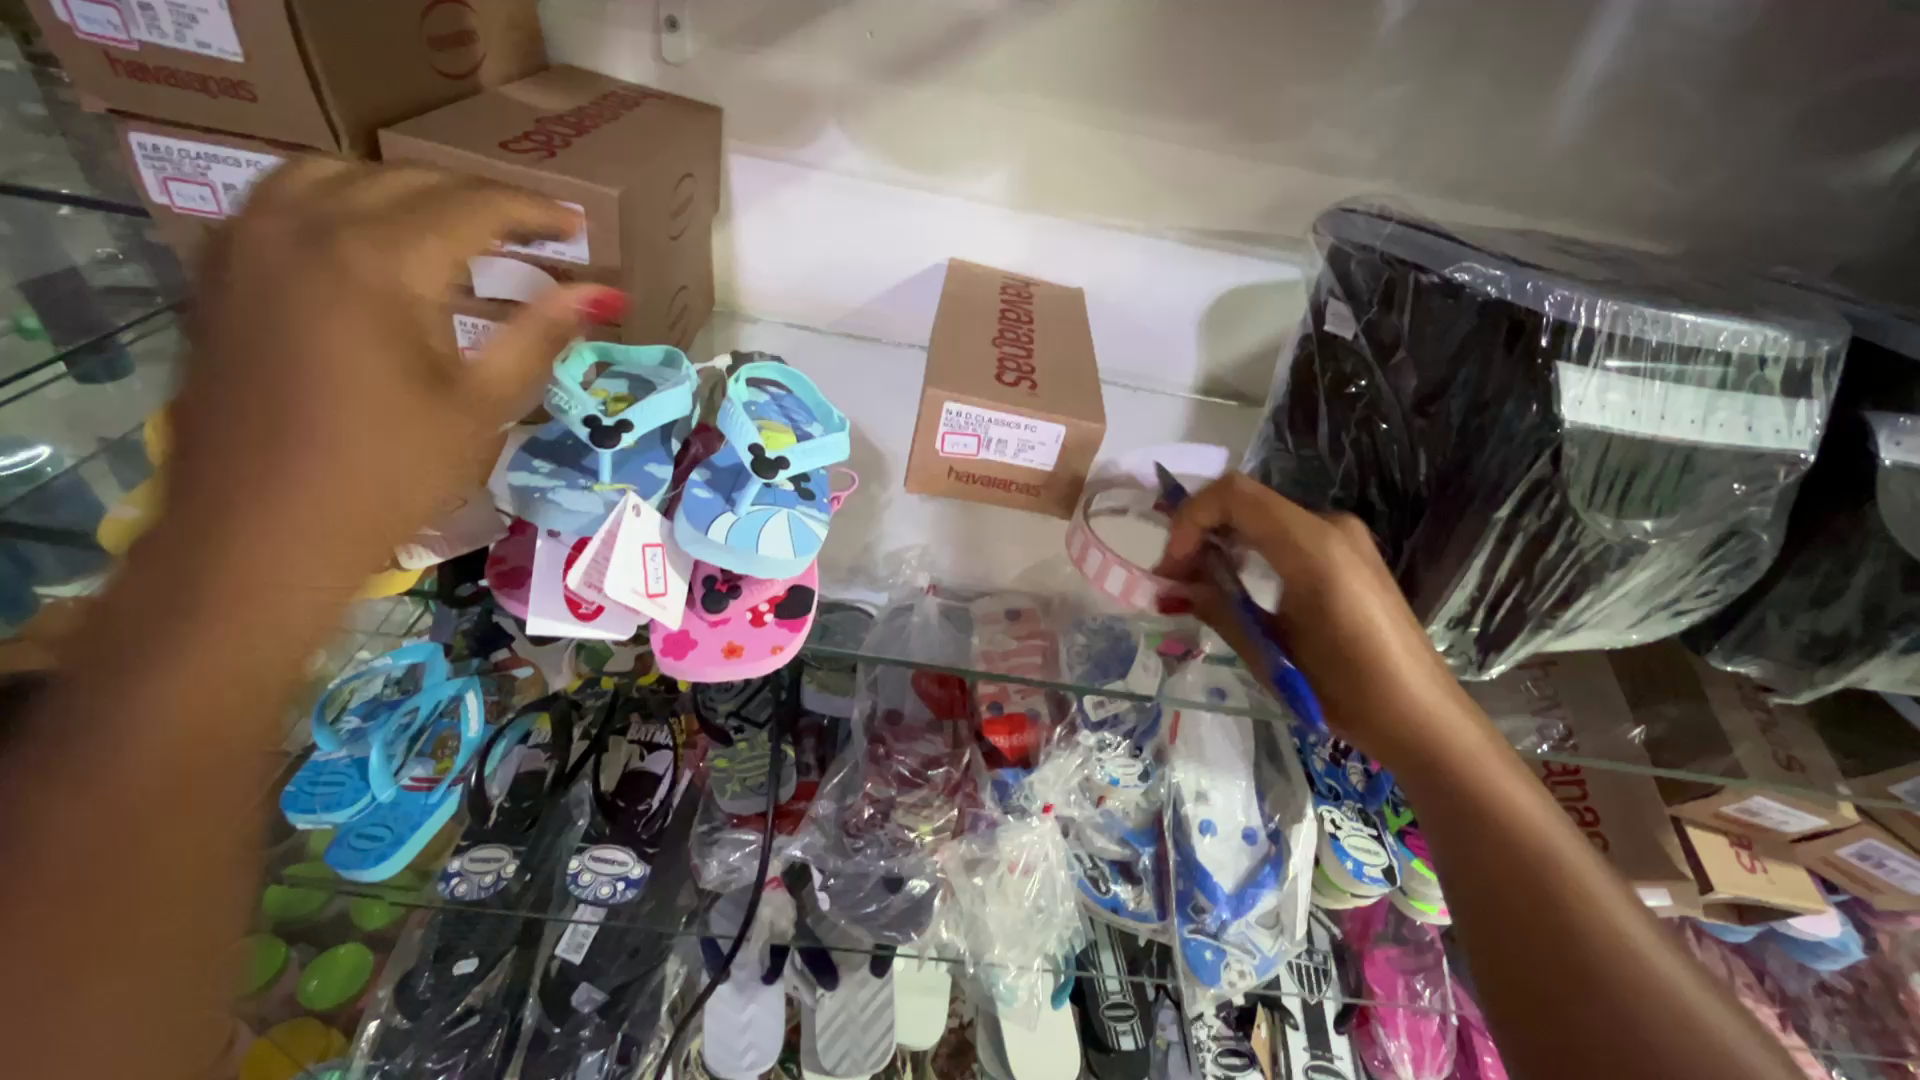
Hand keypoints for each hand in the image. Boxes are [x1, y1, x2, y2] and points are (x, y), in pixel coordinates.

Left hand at [164, 159, 625, 578]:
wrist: (266, 528)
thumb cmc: (391, 473)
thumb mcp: (482, 405)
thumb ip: (540, 334)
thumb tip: (602, 294)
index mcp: (381, 261)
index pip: (473, 206)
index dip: (533, 212)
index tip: (577, 227)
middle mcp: (309, 227)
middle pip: (411, 181)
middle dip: (479, 200)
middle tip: (531, 235)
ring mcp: (252, 241)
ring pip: (340, 173)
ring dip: (408, 191)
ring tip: (453, 229)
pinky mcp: (223, 268)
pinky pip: (285, 198)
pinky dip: (342, 200)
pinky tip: (370, 239)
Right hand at [1154, 473, 1477, 762]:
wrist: (1420, 717)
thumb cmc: (1345, 691)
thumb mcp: (1269, 653)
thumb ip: (1217, 609)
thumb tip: (1168, 590)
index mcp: (1312, 548)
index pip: (1234, 496)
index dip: (1189, 520)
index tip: (1171, 567)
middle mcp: (1330, 527)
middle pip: (1246, 503)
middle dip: (1200, 534)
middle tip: (1174, 581)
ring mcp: (1344, 538)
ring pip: (1263, 517)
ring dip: (1223, 542)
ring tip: (1198, 588)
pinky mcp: (1349, 554)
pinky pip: (1285, 534)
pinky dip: (1250, 549)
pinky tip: (1237, 587)